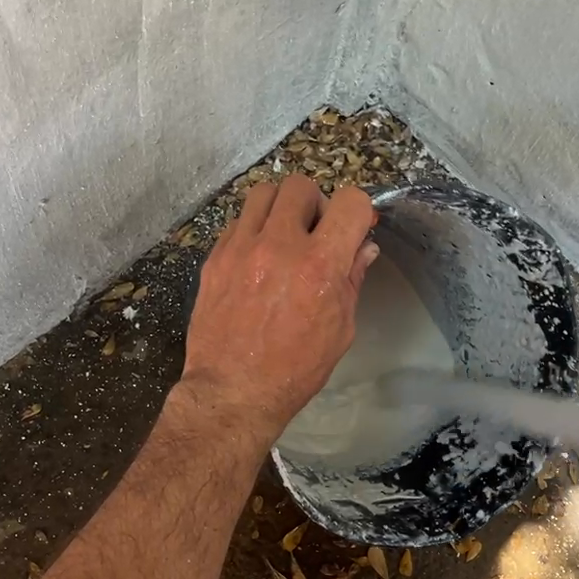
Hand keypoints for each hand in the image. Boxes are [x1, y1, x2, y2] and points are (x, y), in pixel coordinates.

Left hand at [180, 175, 378, 443]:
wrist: (233, 392)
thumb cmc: (295, 369)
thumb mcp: (340, 329)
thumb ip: (351, 280)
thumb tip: (363, 248)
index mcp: (319, 265)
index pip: (350, 202)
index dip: (359, 212)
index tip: (354, 229)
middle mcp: (279, 246)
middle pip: (301, 186)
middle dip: (315, 204)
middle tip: (314, 233)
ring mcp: (241, 248)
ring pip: (263, 192)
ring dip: (279, 208)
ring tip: (281, 237)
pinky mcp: (214, 258)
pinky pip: (237, 222)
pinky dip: (252, 231)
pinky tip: (256, 259)